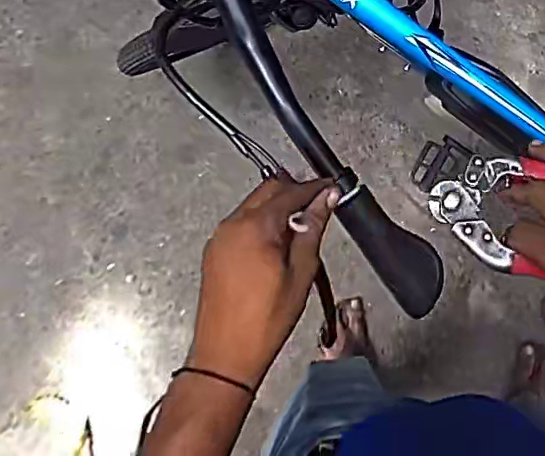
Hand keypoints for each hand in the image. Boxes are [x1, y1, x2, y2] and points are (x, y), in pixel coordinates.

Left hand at [186, 175, 338, 388]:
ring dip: (276, 206)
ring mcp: (220, 235)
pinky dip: (260, 221)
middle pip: (268, 189)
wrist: (224, 356)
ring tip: (297, 230)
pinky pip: (241, 221)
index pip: (290, 192)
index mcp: (255, 225)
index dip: (314, 188)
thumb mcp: (300, 273)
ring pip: (253, 203)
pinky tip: (274, 243)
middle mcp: (233, 222)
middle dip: (294, 192)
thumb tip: (326, 199)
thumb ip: (312, 229)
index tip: (330, 188)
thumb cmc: (265, 321)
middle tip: (316, 206)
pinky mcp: (214, 249)